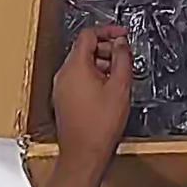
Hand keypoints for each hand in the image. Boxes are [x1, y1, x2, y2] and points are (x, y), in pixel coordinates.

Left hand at [52, 25, 130, 173]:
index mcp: (75, 67)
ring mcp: (61, 88)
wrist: (84, 155)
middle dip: (106, 48)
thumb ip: (122, 58)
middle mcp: (63, 75)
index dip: (108, 31)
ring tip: (120, 74)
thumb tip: (121, 43)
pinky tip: (109, 88)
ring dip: (101, 62)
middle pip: (84, 48)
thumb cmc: (101, 123)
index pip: (88, 35)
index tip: (123, 35)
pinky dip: (94, 75)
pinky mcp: (63, 100)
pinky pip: (78, 78)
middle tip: (125, 56)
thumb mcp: (120, 85)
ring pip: (81, 64)